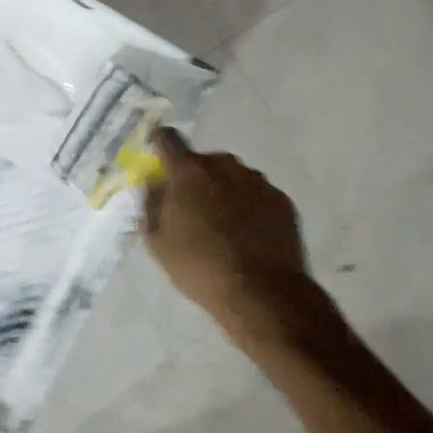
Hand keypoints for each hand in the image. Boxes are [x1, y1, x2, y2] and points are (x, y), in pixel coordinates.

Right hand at [142, 127, 323, 350]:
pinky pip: (258, 193)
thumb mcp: (157, 241)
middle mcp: (223, 166)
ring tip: (225, 223)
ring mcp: (257, 181)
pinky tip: (250, 233)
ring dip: (224, 189)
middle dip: (195, 176)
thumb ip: (151, 204)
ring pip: (232, 175)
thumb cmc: (201, 266)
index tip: (159, 160)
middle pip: (203, 160)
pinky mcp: (282, 200)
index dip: (160, 144)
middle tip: (193, 206)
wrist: (263, 295)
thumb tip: (155, 185)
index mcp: (188, 171)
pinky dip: (250, 205)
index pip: (167, 138)